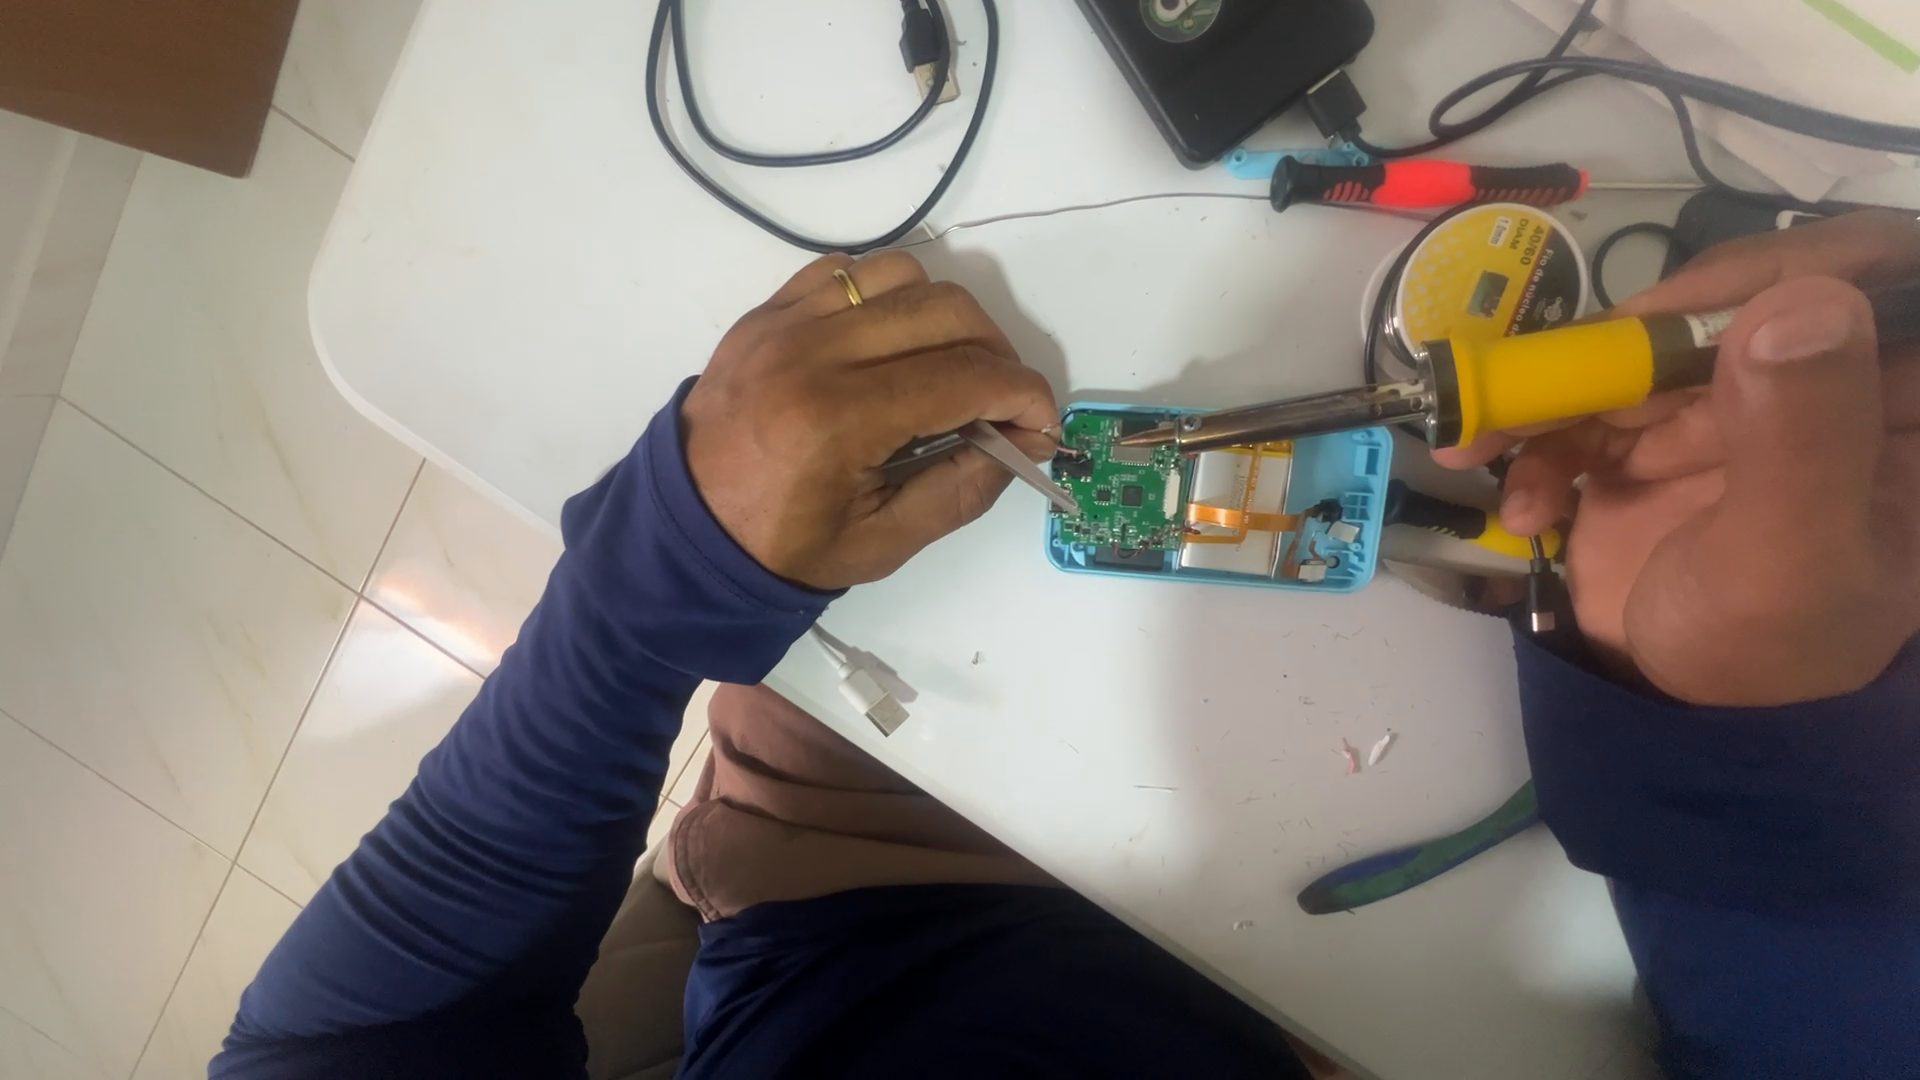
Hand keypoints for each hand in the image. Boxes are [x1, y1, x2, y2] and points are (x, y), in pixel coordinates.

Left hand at [682, 252, 1057, 590]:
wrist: (689, 528)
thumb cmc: (786, 548)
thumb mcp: (884, 542)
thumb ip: (962, 489)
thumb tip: (1022, 440)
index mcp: (839, 420)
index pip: (965, 378)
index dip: (1024, 396)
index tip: (1042, 424)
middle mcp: (813, 352)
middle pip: (946, 313)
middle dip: (998, 356)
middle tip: (1001, 403)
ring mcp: (785, 322)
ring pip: (904, 274)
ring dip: (948, 318)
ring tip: (950, 368)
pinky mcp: (768, 310)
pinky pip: (851, 270)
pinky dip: (892, 295)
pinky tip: (894, 341)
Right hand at [1436, 211, 1919, 705]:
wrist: (1678, 698)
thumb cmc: (1769, 641)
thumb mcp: (1792, 552)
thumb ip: (1799, 439)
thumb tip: (1794, 303)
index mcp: (1885, 399)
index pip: (1859, 276)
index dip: (1761, 272)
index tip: (1659, 316)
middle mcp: (1796, 389)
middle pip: (1700, 317)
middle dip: (1598, 357)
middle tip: (1522, 391)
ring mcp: (1707, 415)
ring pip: (1614, 366)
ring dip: (1534, 409)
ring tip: (1475, 450)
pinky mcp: (1631, 445)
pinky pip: (1567, 422)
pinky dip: (1528, 459)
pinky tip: (1524, 511)